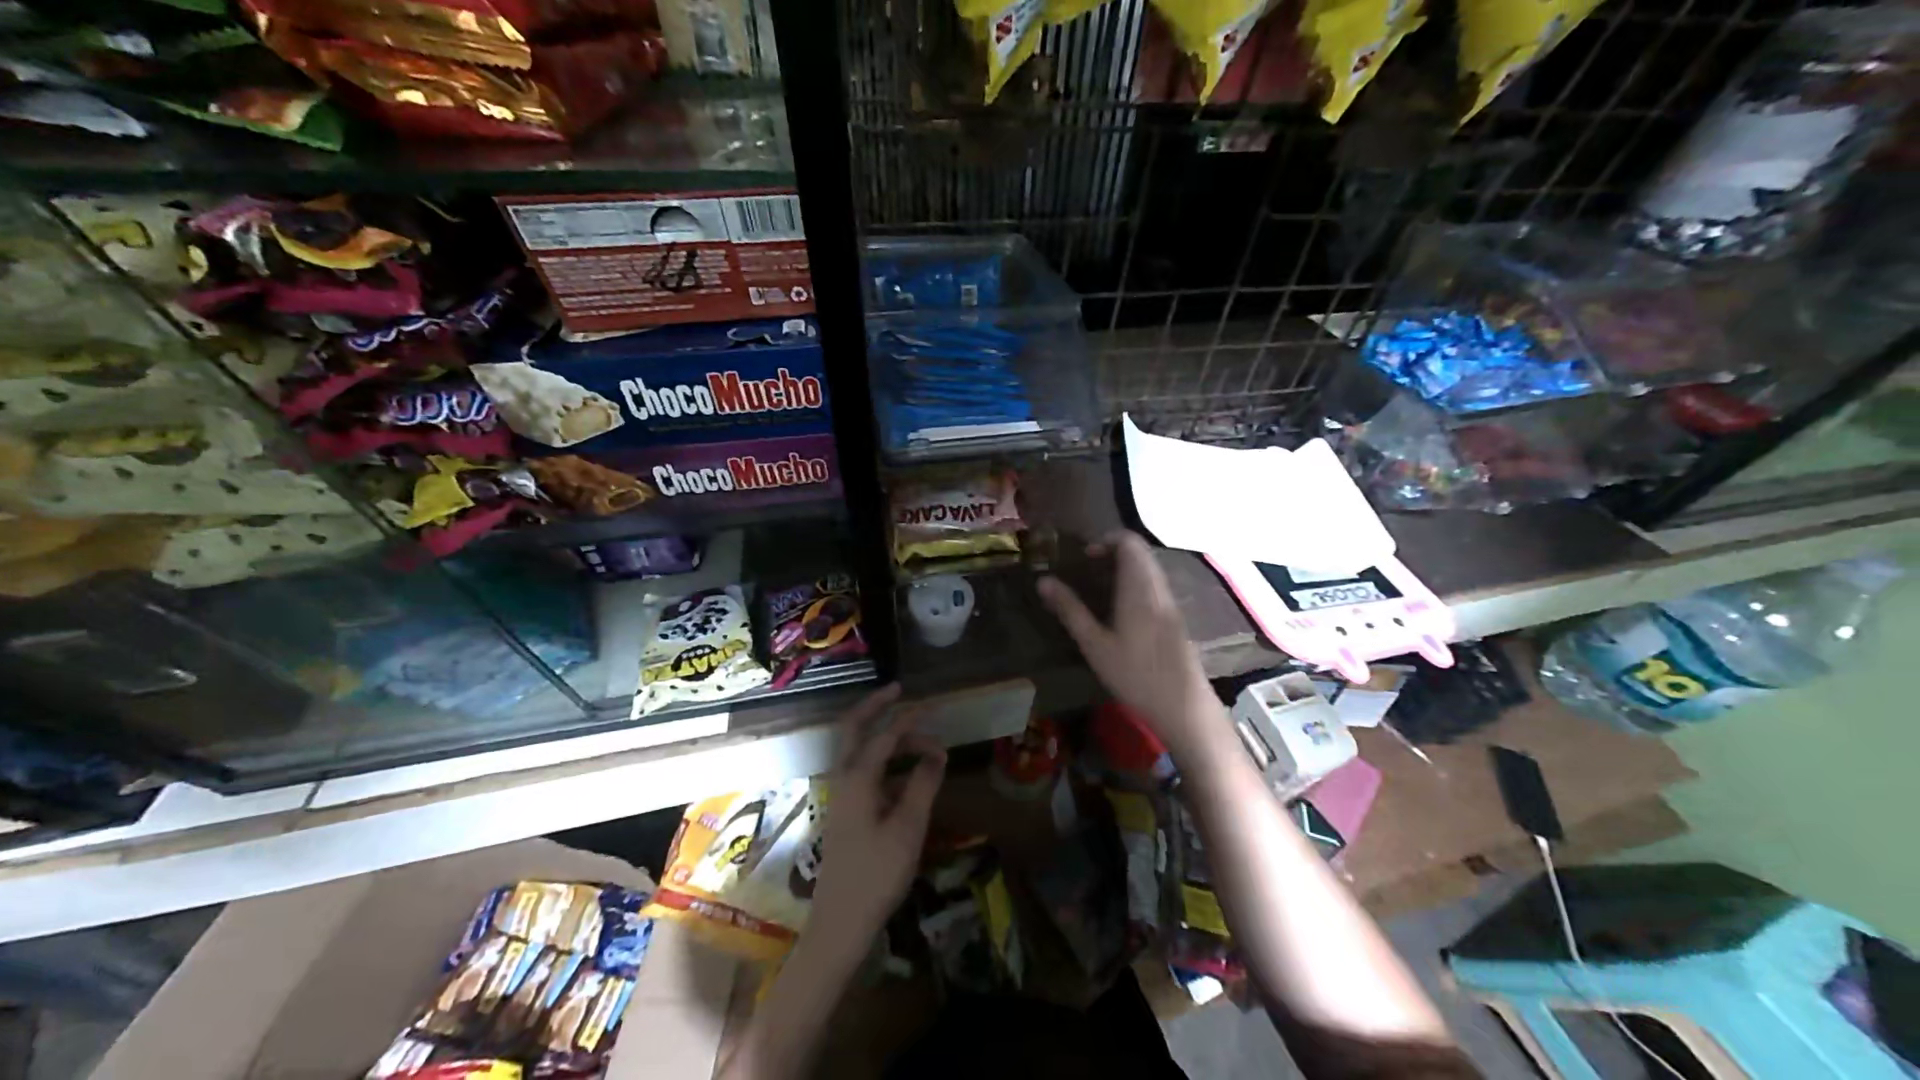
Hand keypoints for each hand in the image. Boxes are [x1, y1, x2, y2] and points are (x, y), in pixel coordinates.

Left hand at [810, 684, 945, 943]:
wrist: (840, 922)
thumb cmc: (877, 874)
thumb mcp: (908, 828)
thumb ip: (923, 785)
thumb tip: (936, 753)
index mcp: (856, 779)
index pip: (885, 736)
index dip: (910, 719)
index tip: (934, 707)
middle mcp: (843, 780)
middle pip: (854, 730)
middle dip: (875, 707)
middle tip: (899, 691)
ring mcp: (841, 797)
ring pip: (859, 752)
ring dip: (884, 737)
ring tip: (919, 737)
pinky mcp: (845, 813)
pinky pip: (863, 772)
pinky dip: (884, 762)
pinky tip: (908, 774)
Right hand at [1038, 531, 1224, 760]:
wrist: (1184, 707)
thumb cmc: (1135, 675)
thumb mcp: (1095, 645)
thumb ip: (1070, 610)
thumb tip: (1043, 581)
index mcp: (1139, 588)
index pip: (1129, 542)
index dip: (1106, 540)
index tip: (1083, 557)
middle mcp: (1158, 588)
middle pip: (1140, 553)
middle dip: (1112, 554)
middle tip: (1085, 573)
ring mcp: (1171, 604)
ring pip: (1149, 570)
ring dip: (1124, 570)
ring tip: (1097, 591)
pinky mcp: (1176, 619)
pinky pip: (1155, 586)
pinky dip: (1135, 585)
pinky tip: (1119, 612)